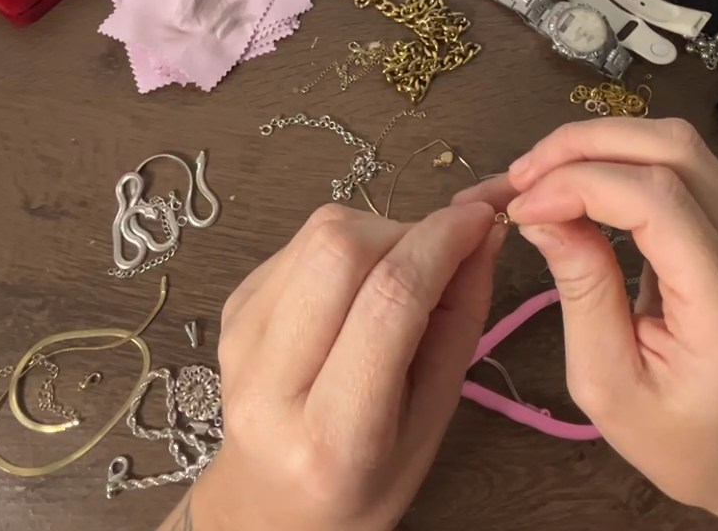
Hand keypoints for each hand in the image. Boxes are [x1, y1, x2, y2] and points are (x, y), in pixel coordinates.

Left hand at [188, 200, 505, 530]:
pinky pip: (302, 240)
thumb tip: (483, 231)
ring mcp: (241, 333)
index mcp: (332, 434)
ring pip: (319, 232)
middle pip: (339, 249)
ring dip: (377, 233)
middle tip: (434, 258)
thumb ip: (462, 319)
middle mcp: (270, 378)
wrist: (267, 504)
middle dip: (404, 232)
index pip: (389, 300)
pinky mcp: (234, 302)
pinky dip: (347, 244)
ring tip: (394, 276)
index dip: (441, 242)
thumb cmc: (366, 477)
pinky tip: (354, 287)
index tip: (480, 216)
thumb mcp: (433, 419)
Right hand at [457, 118, 717, 519]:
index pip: (661, 204)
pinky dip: (618, 155)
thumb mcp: (607, 386)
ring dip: (600, 142)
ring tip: (543, 172)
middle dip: (587, 144)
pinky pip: (677, 163)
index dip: (583, 185)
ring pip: (678, 142)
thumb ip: (581, 291)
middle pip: (675, 150)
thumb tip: (540, 213)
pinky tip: (579, 179)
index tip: (523, 205)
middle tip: (525, 174)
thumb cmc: (677, 438)